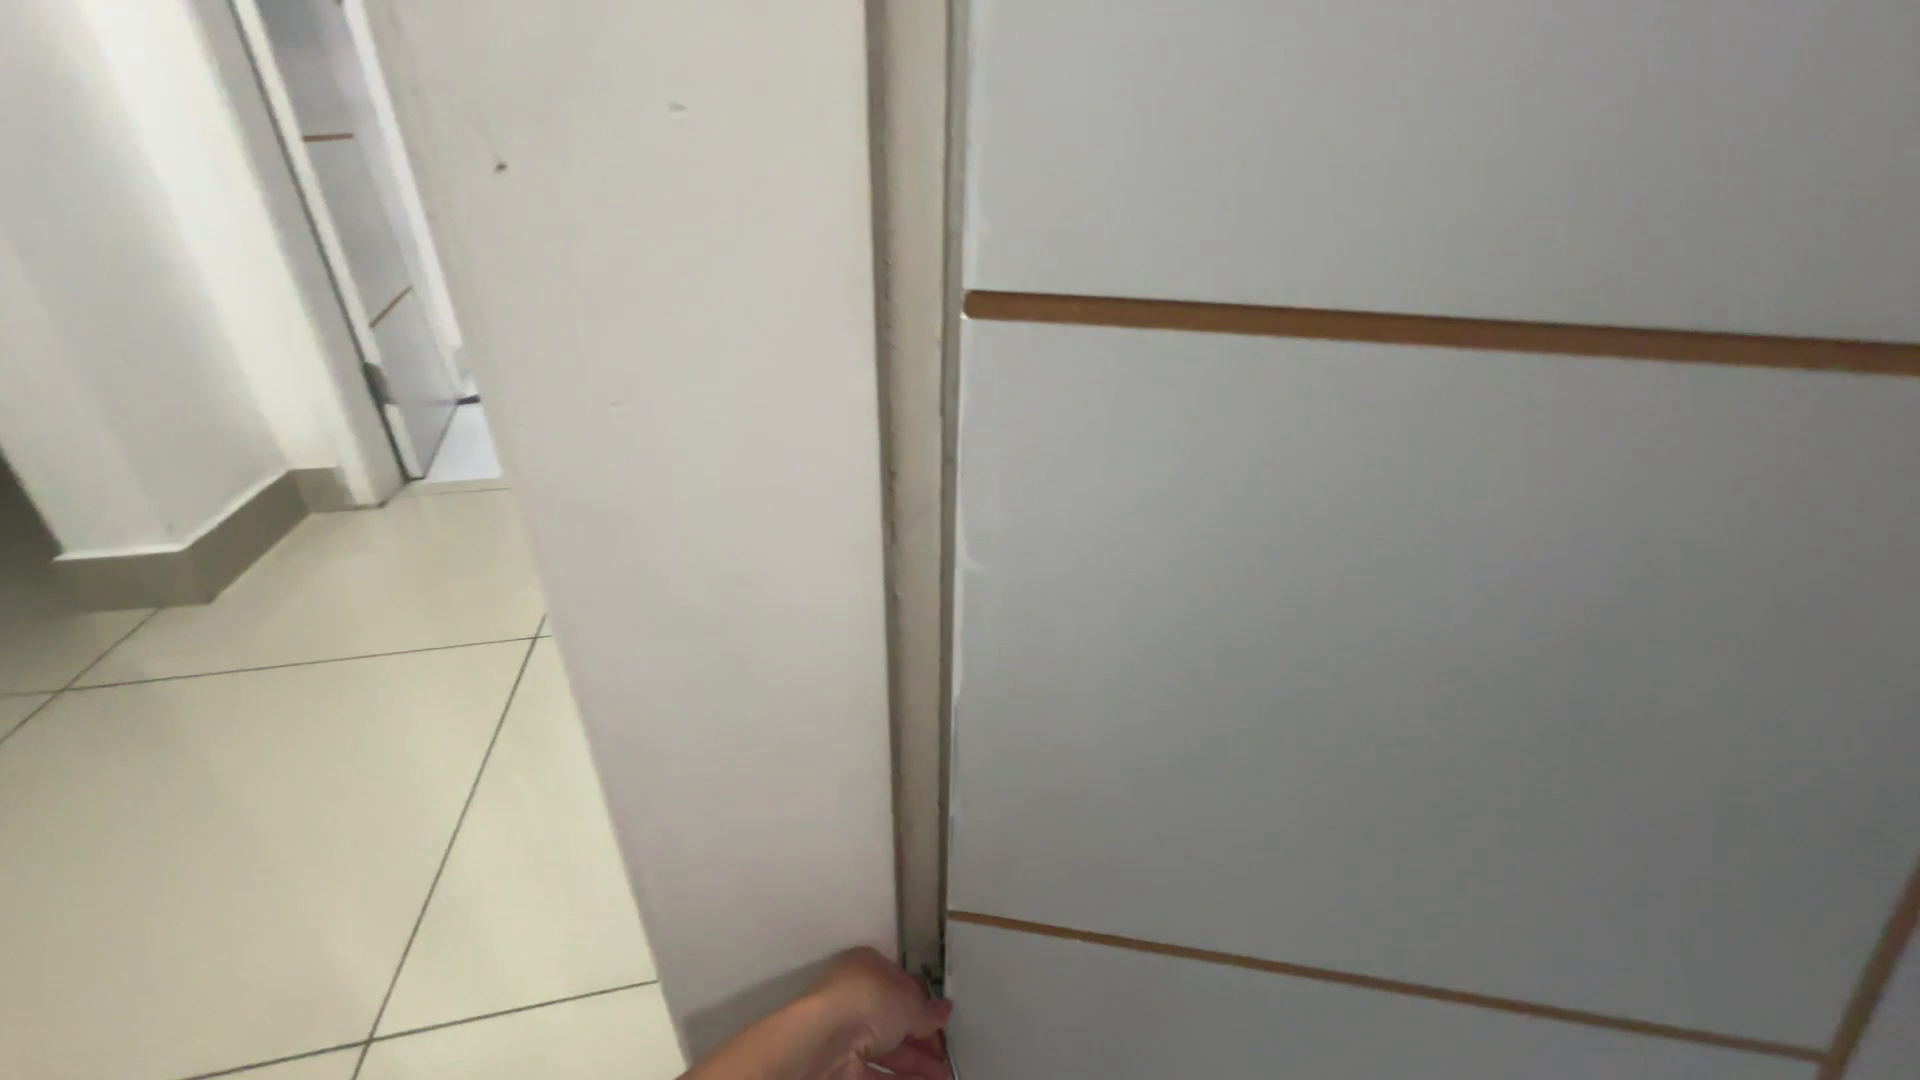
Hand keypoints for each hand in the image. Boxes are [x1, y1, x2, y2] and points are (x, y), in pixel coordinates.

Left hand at [809, 947, 951, 1078]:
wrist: (825, 1041)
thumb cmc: (869, 1001)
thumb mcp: (909, 1001)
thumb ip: (927, 1011)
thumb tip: (945, 1010)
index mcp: (868, 968)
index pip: (900, 984)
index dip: (923, 1003)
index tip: (942, 1020)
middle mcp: (856, 998)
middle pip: (895, 1020)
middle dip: (924, 1040)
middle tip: (946, 1056)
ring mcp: (848, 1035)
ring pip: (889, 1051)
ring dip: (918, 1064)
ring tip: (945, 1077)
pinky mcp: (844, 1068)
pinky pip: (879, 1073)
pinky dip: (903, 1078)